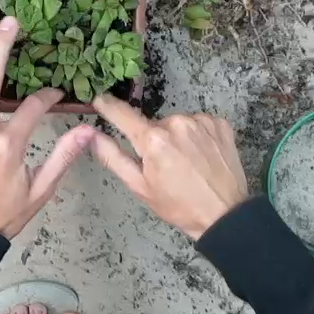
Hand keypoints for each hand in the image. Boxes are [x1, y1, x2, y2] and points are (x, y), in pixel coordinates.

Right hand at [90, 95, 249, 239]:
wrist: (225, 214)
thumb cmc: (178, 205)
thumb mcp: (139, 186)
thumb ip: (112, 156)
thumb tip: (89, 135)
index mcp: (153, 139)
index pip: (122, 114)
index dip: (107, 106)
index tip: (99, 99)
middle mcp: (176, 122)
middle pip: (154, 125)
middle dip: (154, 140)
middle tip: (165, 166)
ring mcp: (201, 121)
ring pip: (177, 124)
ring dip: (177, 138)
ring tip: (187, 163)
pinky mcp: (220, 123)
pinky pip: (198, 123)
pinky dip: (196, 136)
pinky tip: (202, 156)